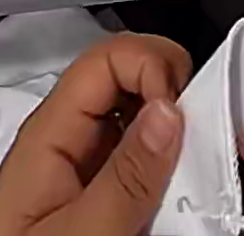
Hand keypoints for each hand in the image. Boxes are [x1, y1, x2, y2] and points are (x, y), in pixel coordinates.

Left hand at [0, 32, 192, 235]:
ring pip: (140, 108)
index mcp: (50, 132)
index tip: (179, 111)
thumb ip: (124, 177)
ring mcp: (88, 159)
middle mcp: (70, 134)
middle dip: (168, 87)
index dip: (148, 66)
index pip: (105, 57)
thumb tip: (170, 109)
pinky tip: (179, 184)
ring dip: (173, 124)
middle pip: (126, 72)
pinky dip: (170, 155)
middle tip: (193, 132)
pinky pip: (143, 148)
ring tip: (190, 163)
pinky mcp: (104, 186)